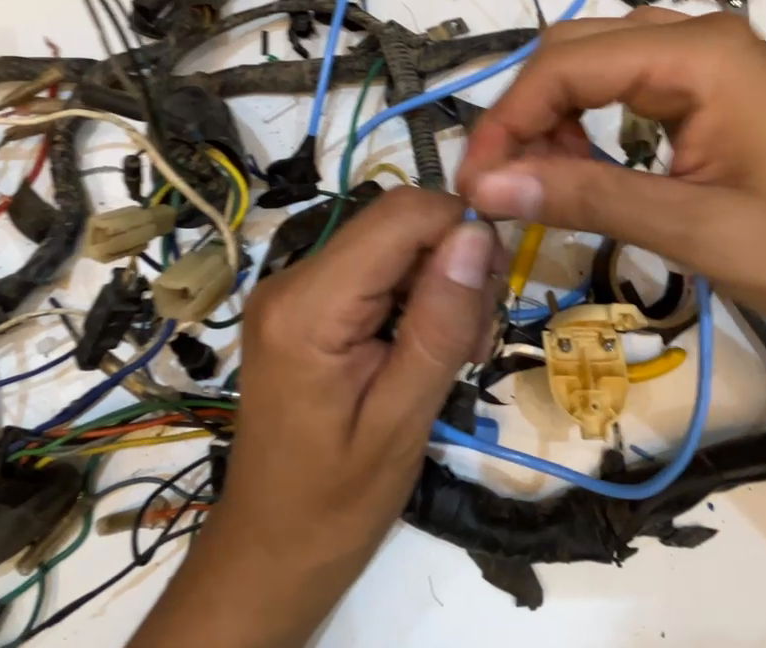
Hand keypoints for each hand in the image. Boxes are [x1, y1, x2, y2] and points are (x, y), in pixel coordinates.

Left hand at [133, 188, 499, 647]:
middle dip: (453, 264)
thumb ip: (440, 323)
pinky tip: (424, 350)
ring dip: (440, 285)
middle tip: (476, 341)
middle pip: (398, 225)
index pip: (401, 215)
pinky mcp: (305, 304)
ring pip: (394, 245)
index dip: (461, 231)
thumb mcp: (403, 420)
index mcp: (308, 305)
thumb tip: (478, 235)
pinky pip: (376, 271)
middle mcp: (292, 279)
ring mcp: (295, 289)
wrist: (271, 549)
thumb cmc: (337, 503)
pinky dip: (415, 298)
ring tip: (453, 355)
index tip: (495, 292)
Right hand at [455, 7, 765, 349]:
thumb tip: (485, 186)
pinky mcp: (714, 90)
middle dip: (527, 114)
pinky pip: (627, 85)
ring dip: (555, 115)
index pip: (566, 65)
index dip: (508, 120)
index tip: (474, 185)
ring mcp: (710, 60)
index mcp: (699, 54)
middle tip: (502, 188)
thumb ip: (586, 197)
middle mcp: (700, 37)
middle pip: (575, 51)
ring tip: (543, 182)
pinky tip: (584, 165)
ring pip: (596, 64)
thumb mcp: (694, 230)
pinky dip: (589, 120)